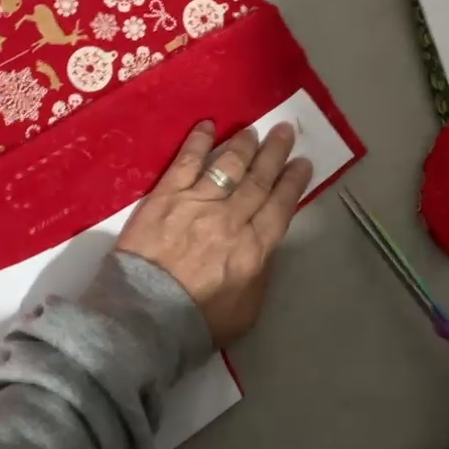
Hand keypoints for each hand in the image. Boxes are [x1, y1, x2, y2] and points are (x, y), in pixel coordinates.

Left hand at [115, 121, 313, 345]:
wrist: (145, 318)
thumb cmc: (197, 322)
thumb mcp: (247, 310)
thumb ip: (259, 272)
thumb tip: (262, 244)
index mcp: (253, 249)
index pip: (280, 207)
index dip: (293, 182)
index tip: (303, 163)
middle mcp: (231, 219)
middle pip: (258, 180)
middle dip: (274, 153)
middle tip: (286, 130)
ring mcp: (198, 202)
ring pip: (228, 165)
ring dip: (243, 144)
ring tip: (253, 129)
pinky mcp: (167, 195)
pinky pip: (187, 161)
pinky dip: (199, 141)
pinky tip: (208, 126)